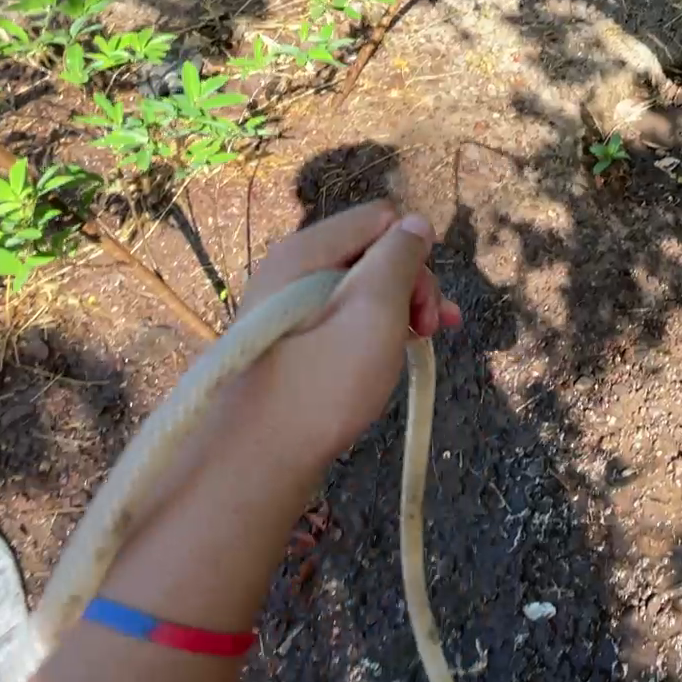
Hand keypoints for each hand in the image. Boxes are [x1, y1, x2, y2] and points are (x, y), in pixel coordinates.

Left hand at [219, 200, 461, 473]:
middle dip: (413, 284)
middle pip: (377, 251)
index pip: (383, 218)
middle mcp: (295, 268)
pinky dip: (382, 325)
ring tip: (427, 341)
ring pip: (368, 285)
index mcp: (307, 251)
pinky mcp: (295, 338)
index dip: (414, 251)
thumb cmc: (323, 383)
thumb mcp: (375, 310)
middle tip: (426, 330)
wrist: (254, 464)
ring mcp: (292, 305)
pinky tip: (403, 347)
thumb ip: (399, 257)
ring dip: (404, 307)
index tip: (422, 299)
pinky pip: (350, 313)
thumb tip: (417, 222)